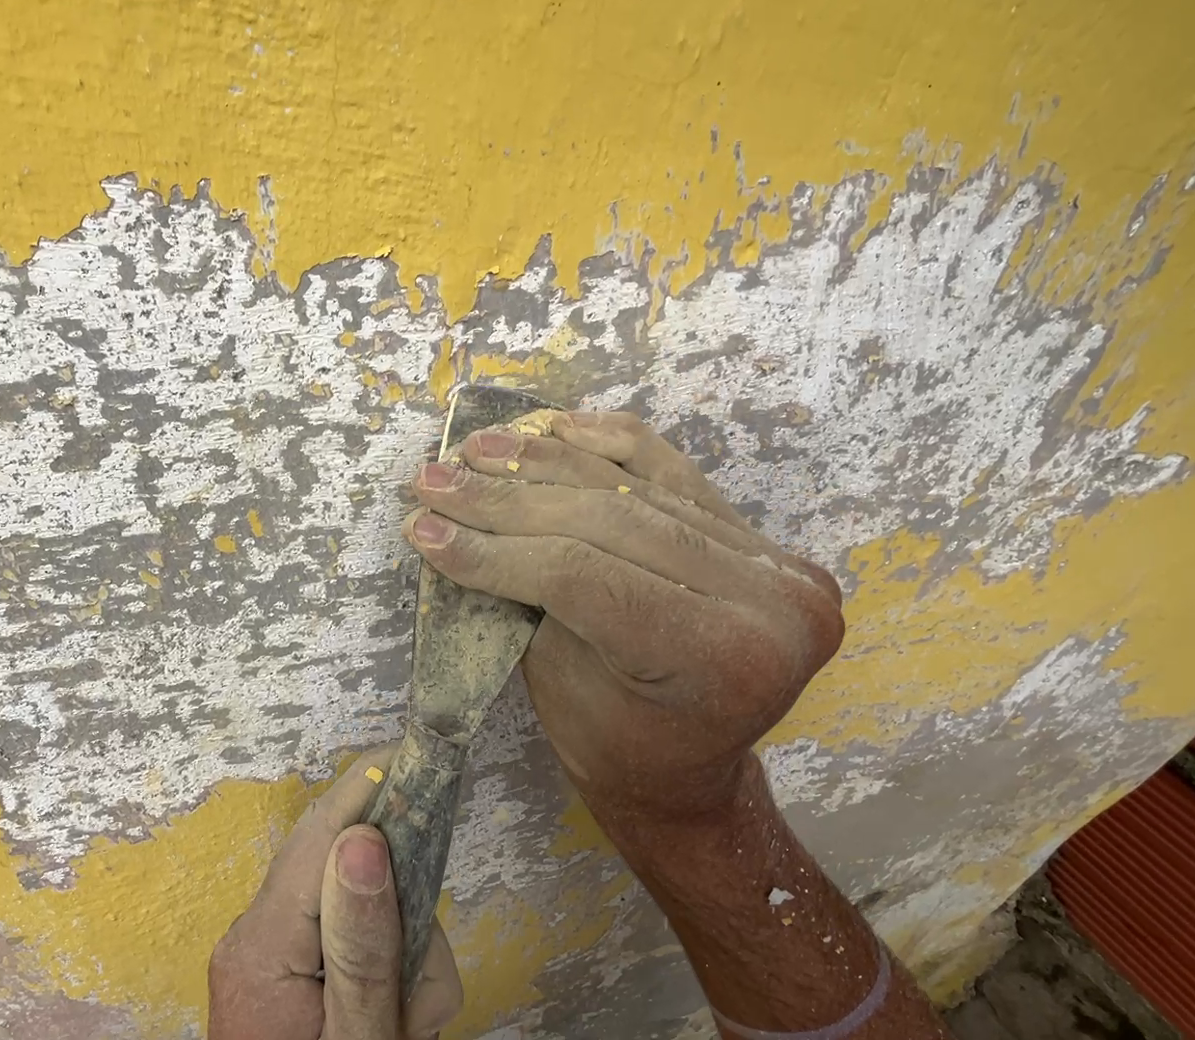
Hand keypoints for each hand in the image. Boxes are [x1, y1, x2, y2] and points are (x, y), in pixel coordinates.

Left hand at [208, 747, 463, 1039]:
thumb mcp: (357, 1039)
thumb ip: (362, 945)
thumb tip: (362, 839)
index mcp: (262, 946)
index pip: (317, 837)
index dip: (365, 786)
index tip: (413, 751)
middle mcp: (256, 934)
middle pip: (341, 867)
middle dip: (400, 908)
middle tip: (419, 987)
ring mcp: (271, 951)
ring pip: (360, 903)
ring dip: (404, 954)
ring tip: (406, 1024)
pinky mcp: (292, 967)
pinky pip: (351, 935)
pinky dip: (390, 969)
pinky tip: (395, 1020)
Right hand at [402, 409, 843, 819]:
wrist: (686, 767)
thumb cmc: (614, 745)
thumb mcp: (555, 681)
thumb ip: (518, 596)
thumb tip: (448, 523)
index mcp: (718, 658)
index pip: (581, 576)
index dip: (493, 549)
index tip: (422, 528)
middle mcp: (766, 601)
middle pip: (607, 519)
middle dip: (503, 499)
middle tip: (432, 482)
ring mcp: (772, 561)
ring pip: (632, 486)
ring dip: (541, 461)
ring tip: (473, 450)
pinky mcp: (757, 536)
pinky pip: (671, 471)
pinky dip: (609, 442)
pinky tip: (555, 425)